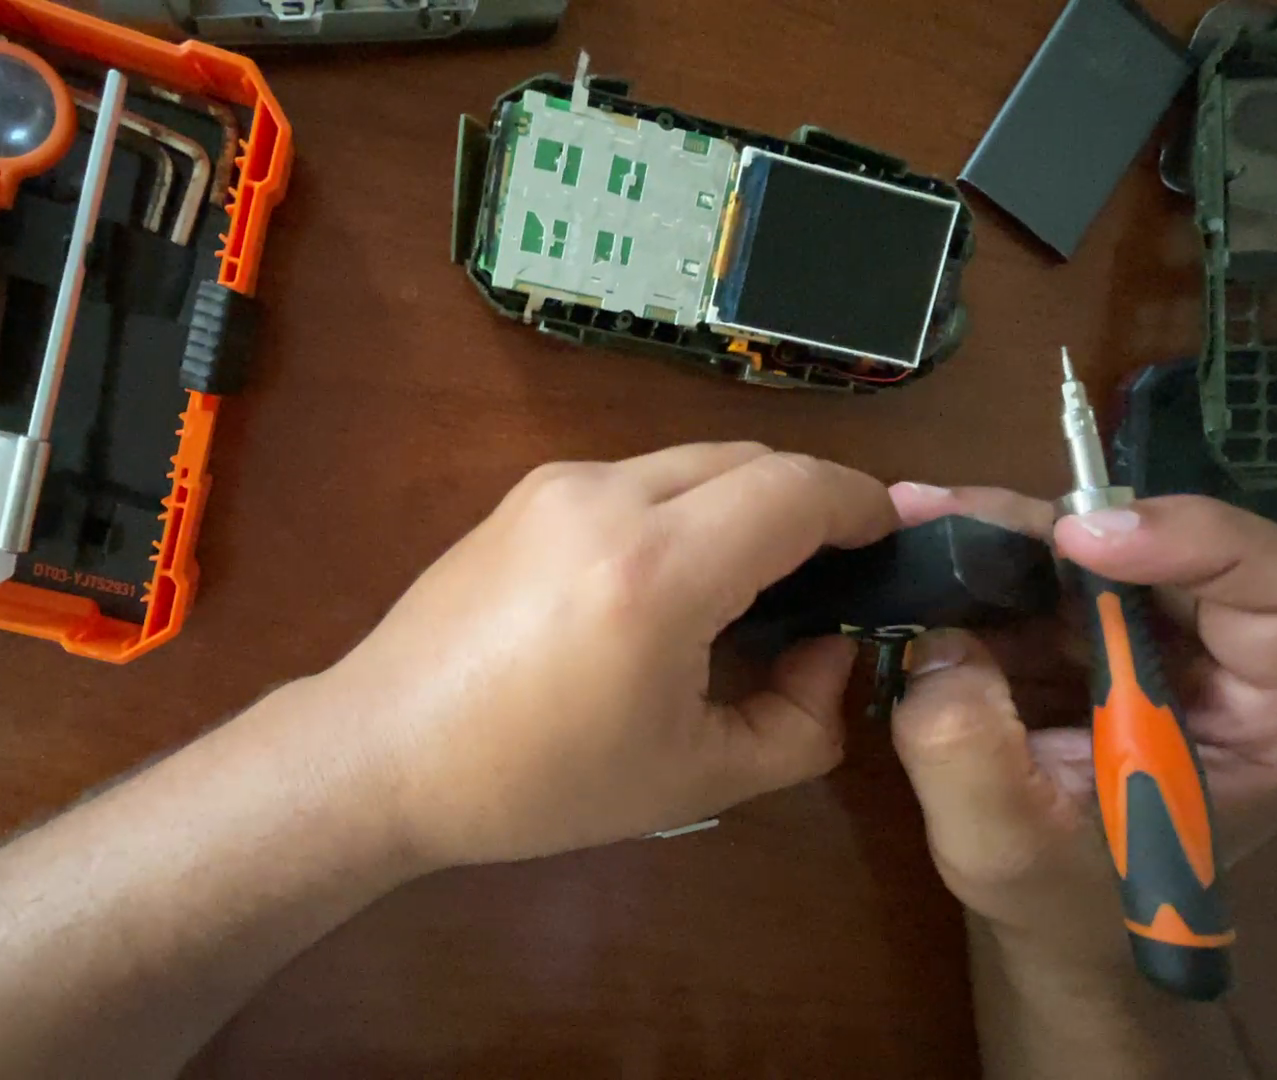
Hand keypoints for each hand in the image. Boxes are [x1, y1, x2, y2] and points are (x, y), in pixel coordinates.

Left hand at [310, 444, 899, 870]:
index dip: (862, 505)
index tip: (889, 541)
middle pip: (750, 458)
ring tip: (748, 577)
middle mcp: (607, 497)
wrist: (387, 746)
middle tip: (826, 572)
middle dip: (807, 501)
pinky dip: (681, 506)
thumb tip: (830, 648)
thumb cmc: (538, 782)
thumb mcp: (694, 777)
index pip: (798, 489)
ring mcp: (557, 483)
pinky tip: (666, 573)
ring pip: (691, 461)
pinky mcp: (525, 491)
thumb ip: (801, 718)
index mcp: (656, 569)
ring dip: (741, 501)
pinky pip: (635, 477)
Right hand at [883, 485, 1276, 963]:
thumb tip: (935, 642)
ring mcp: (1138, 644)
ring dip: (999, 528)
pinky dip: (970, 552)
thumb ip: (965, 750)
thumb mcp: (997, 842)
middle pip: (1167, 549)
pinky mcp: (1073, 637)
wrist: (1037, 904)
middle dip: (1055, 525)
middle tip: (949, 512)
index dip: (1199, 543)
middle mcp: (1211, 664)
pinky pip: (1032, 571)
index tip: (1077, 540)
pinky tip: (914, 544)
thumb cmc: (1049, 894)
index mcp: (1257, 725)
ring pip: (1088, 549)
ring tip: (914, 517)